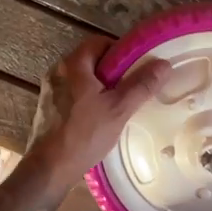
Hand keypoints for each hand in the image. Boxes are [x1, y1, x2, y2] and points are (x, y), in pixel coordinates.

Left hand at [26, 37, 170, 185]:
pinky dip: (87, 98)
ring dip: (100, 86)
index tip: (136, 66)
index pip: (99, 42)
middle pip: (90, 60)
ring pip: (81, 79)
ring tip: (118, 102)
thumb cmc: (85, 134)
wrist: (50, 167)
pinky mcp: (47, 108)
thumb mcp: (119, 109)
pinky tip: (99, 116)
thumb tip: (164, 64)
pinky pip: (72, 94)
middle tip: (131, 85)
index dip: (120, 51)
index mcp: (73, 64)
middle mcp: (58, 71)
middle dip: (112, 70)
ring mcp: (50, 90)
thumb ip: (141, 85)